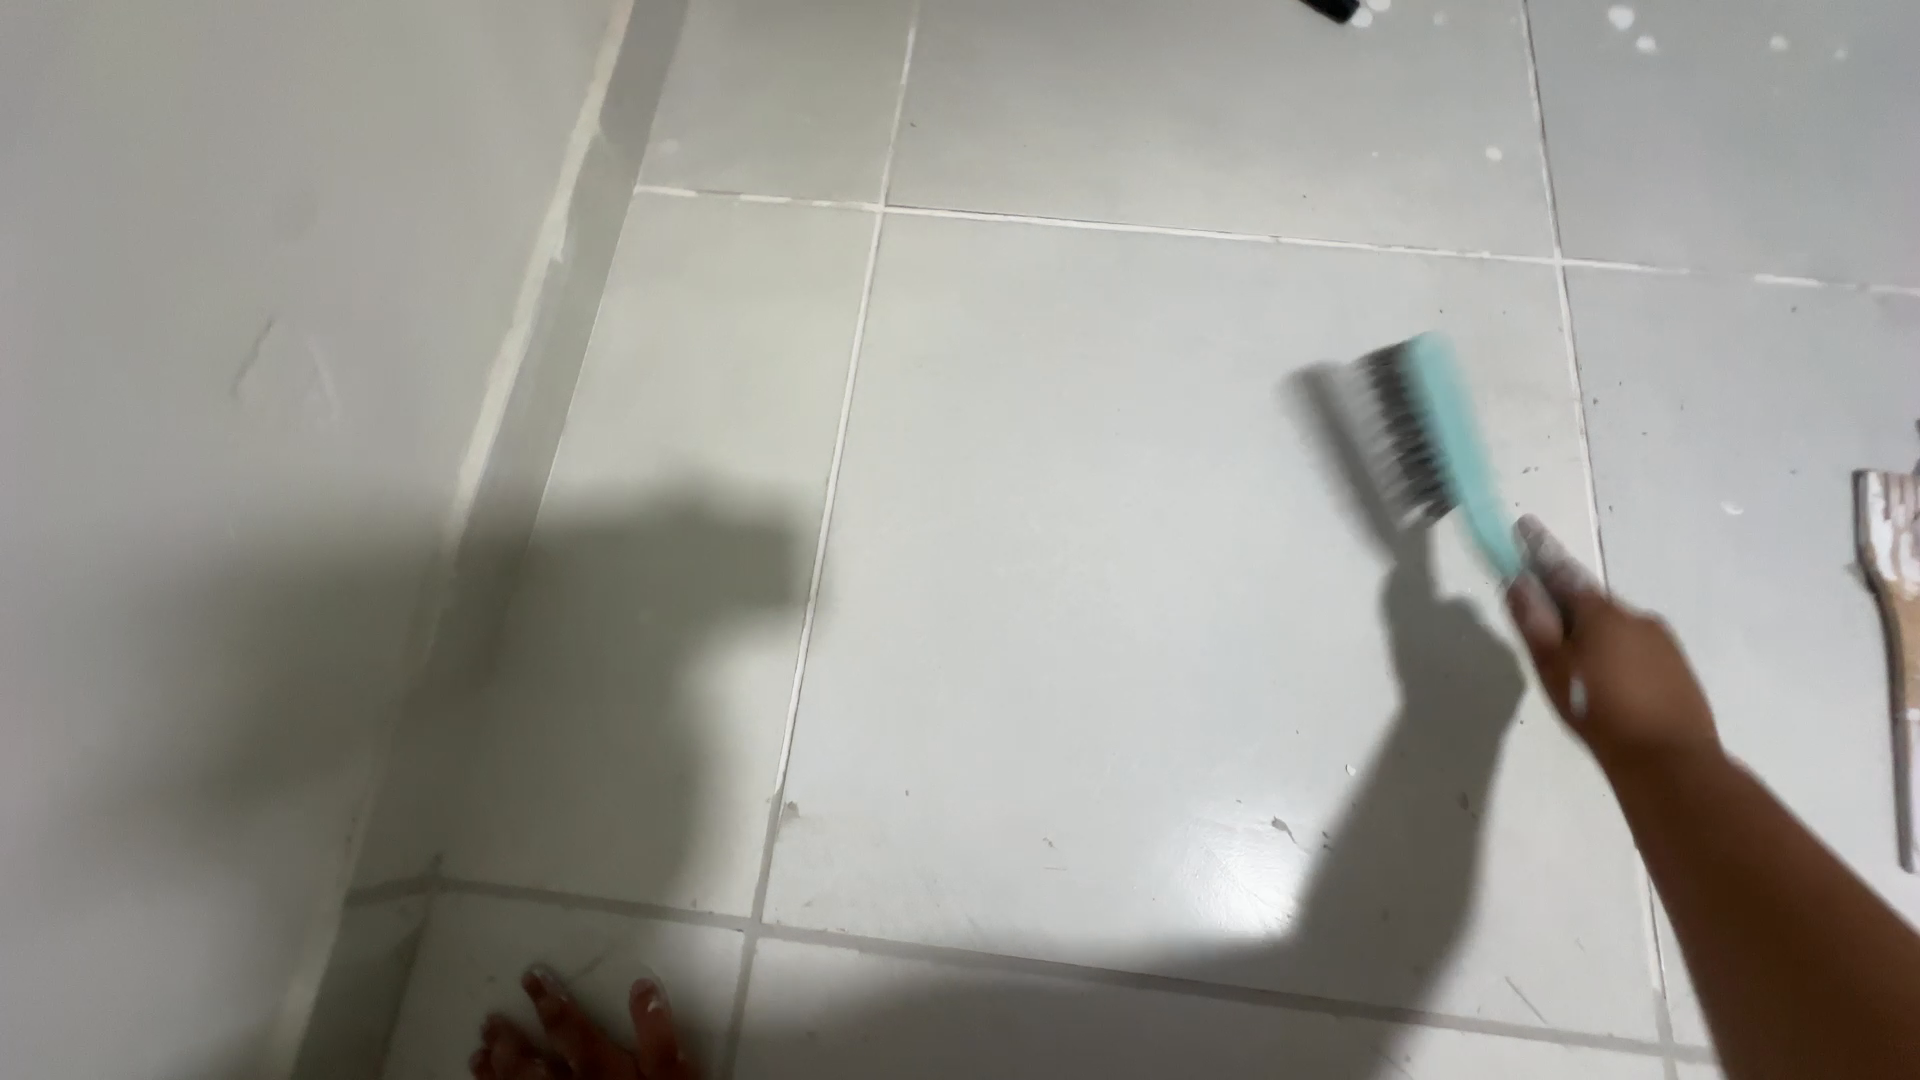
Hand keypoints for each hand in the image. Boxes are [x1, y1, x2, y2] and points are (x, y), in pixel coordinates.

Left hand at [471, 969, 696, 1079]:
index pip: (568, 1028)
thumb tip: (641, 987)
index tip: (530, 978)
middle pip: (530, 1065)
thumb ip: (657, 1032)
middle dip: (509, 1040)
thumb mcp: (672, 1073)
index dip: (549, 1001)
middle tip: (489, 1021)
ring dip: (493, 1075)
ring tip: (477, 1056)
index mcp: (598, 1069)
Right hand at [1503, 515, 1720, 772]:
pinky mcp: (1675, 667)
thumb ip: (1533, 621)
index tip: (1523, 526)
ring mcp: (1662, 642)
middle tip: (1538, 631)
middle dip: (1561, 606)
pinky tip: (1600, 682)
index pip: (1562, 571)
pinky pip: (1631, 646)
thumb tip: (1518, 582)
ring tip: (1570, 669)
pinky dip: (1609, 652)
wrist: (1669, 760)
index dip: (1539, 549)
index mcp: (1602, 613)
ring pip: (1610, 626)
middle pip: (1587, 601)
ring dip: (1586, 633)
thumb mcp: (1551, 665)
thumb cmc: (1596, 708)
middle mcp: (1636, 617)